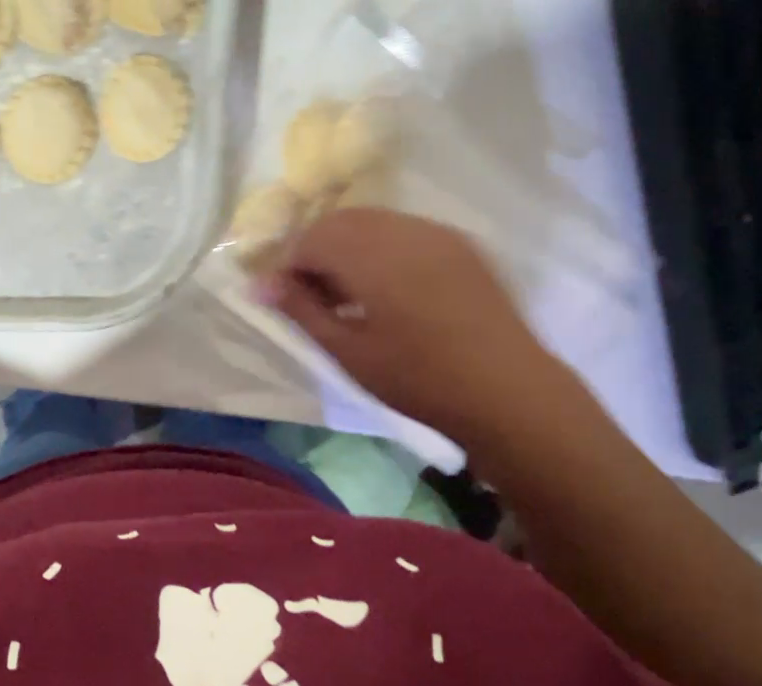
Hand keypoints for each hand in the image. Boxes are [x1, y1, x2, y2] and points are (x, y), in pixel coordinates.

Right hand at [258, 209, 584, 447]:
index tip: (281, 303)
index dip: (288, 266)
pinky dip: (382, 253)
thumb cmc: (415, 378)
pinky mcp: (462, 246)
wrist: (503, 388)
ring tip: (348, 301)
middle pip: (343, 222)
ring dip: (349, 251)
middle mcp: (404, 228)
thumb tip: (258, 285)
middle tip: (312, 302)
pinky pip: (407, 234)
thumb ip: (301, 311)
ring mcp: (438, 233)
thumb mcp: (347, 351)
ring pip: (376, 224)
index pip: (311, 237)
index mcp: (372, 253)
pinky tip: (386, 296)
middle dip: (317, 253)